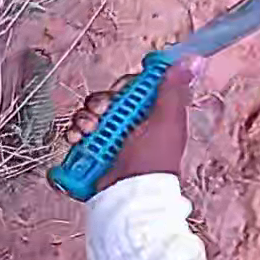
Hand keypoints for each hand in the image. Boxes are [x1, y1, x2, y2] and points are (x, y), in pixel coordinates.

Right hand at [64, 58, 200, 192]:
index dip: (124, 86)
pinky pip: (76, 135)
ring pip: (88, 116)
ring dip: (84, 119)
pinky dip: (73, 135)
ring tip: (89, 131)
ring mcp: (108, 140)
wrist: (129, 195)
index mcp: (150, 115)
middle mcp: (128, 126)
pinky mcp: (91, 153)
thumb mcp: (166, 122)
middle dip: (100, 103)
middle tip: (103, 113)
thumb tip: (186, 63)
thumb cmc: (152, 162)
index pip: (131, 88)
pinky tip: (77, 140)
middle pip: (106, 100)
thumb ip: (172, 91)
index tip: (122, 91)